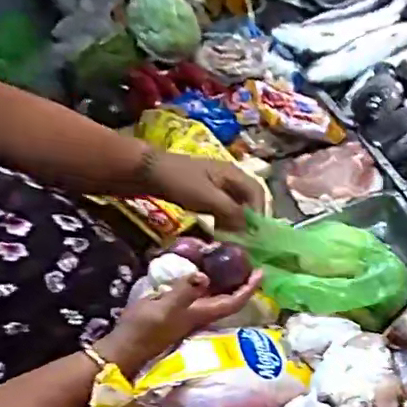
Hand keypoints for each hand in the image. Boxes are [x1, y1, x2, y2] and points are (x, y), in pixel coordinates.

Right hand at [95, 266, 263, 368]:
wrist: (127, 346)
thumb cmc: (146, 327)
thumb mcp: (164, 306)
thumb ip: (184, 291)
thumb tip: (204, 276)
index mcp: (204, 312)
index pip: (235, 300)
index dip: (249, 287)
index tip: (261, 272)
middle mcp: (203, 313)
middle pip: (231, 298)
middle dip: (243, 283)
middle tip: (248, 265)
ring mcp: (192, 313)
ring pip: (217, 296)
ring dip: (227, 282)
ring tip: (231, 265)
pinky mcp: (179, 311)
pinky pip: (201, 294)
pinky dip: (207, 283)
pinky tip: (203, 273)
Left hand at [143, 151, 270, 231]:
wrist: (145, 170)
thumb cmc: (180, 181)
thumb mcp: (210, 198)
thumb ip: (233, 213)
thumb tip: (250, 230)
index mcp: (234, 173)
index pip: (258, 194)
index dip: (261, 213)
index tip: (255, 232)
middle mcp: (229, 176)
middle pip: (249, 200)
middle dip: (249, 219)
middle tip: (245, 236)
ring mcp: (217, 183)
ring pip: (237, 205)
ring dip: (237, 220)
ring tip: (232, 235)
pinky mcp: (206, 190)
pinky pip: (224, 206)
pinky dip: (225, 218)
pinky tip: (219, 228)